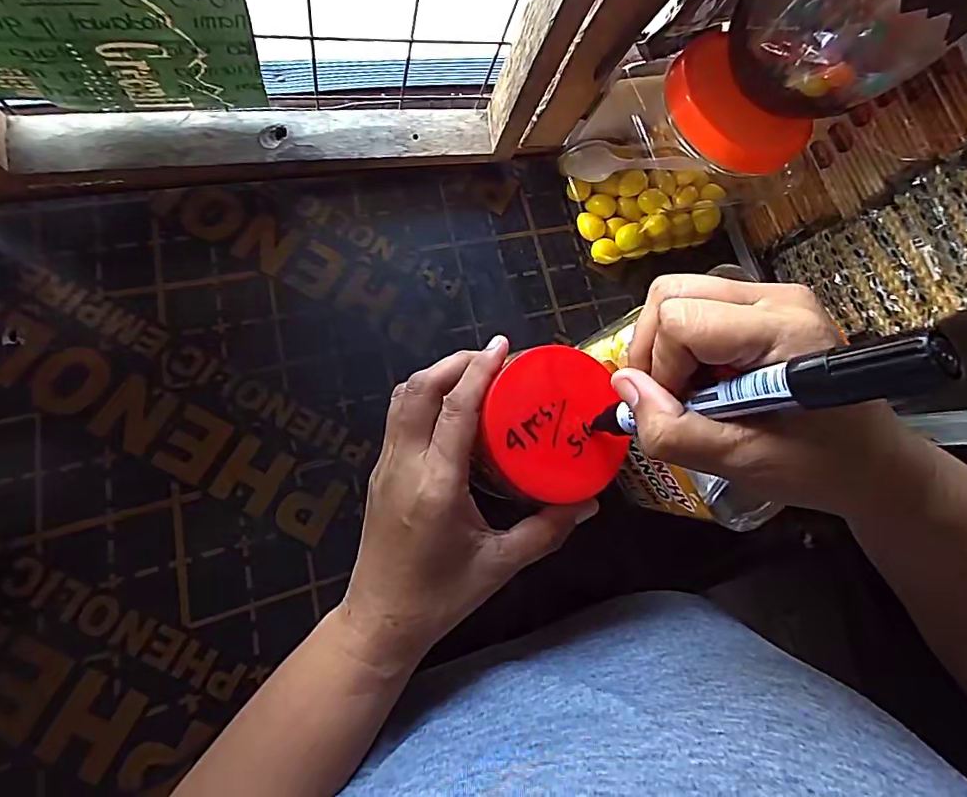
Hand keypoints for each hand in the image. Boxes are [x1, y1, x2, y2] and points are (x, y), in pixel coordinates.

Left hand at [335, 336, 597, 671]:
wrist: (379, 620)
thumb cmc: (440, 597)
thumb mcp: (500, 564)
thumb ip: (546, 530)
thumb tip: (586, 503)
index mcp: (436, 484)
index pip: (454, 410)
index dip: (478, 370)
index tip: (502, 346)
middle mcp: (405, 464)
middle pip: (420, 388)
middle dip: (455, 362)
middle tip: (494, 359)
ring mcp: (386, 463)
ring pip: (402, 397)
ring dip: (436, 375)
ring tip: (474, 374)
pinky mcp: (379, 469)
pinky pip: (398, 415)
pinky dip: (423, 395)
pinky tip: (451, 406)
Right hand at [613, 275, 939, 518]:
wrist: (874, 463)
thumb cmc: (819, 466)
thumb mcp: (740, 462)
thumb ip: (672, 431)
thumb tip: (623, 386)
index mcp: (783, 330)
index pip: (680, 320)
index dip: (661, 368)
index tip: (679, 409)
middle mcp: (777, 297)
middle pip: (670, 293)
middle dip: (652, 348)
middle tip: (669, 395)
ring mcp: (770, 295)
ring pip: (675, 294)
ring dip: (663, 345)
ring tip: (687, 389)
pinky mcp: (762, 303)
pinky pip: (693, 304)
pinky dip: (680, 343)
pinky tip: (704, 378)